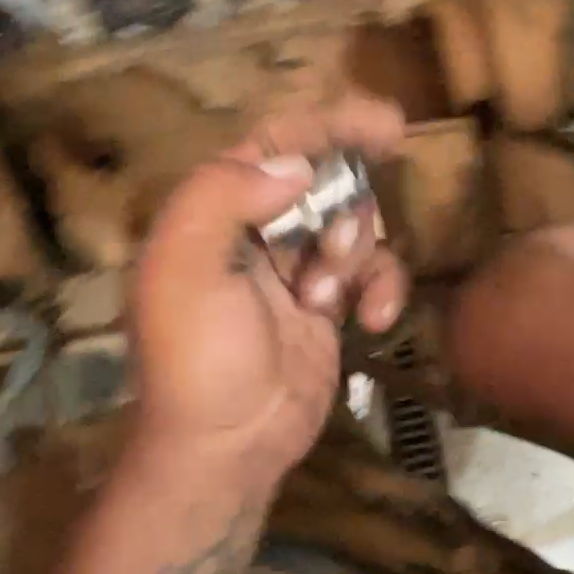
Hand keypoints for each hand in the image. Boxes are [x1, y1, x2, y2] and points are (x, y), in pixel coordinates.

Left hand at [130, 95, 409, 479]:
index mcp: (216, 209)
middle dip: (341, 213)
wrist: (226, 449)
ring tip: (324, 302)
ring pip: (355, 224)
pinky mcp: (331, 304)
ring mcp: (297, 267)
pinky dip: (384, 289)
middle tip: (332, 253)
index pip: (278, 143)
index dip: (331, 124)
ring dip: (355, 257)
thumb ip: (223, 198)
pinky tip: (374, 322)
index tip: (388, 124)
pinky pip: (374, 272)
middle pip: (326, 182)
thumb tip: (296, 168)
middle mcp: (258, 228)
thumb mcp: (185, 271)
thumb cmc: (197, 359)